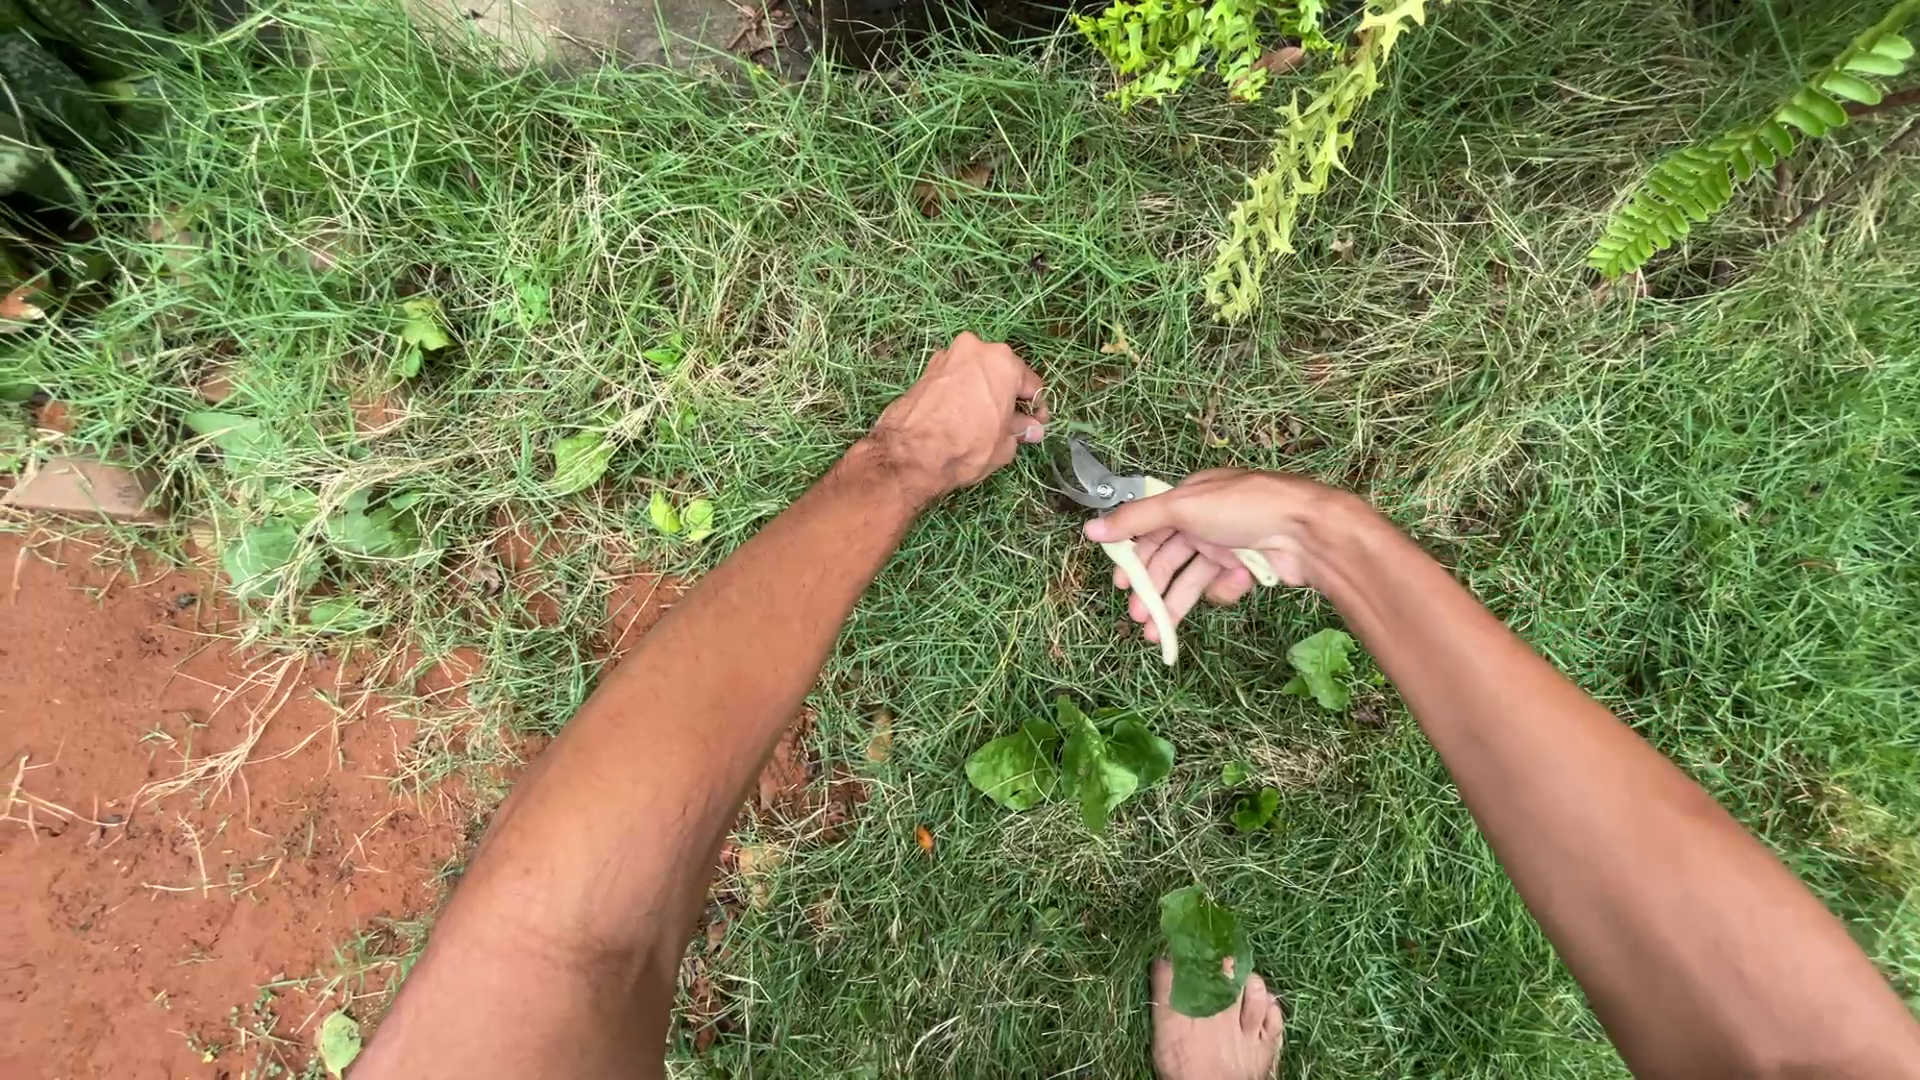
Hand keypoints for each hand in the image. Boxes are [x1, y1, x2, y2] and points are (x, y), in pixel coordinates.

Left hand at [867, 333, 1046, 505]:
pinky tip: (961, 419)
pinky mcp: (925, 371)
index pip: (1030, 384)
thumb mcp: (1004, 444)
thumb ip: (1020, 431)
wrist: (911, 454)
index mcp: (1002, 361)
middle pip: (1001, 374)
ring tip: (985, 424)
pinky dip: (962, 396)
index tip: (1036, 425)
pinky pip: (954, 382)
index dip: (1037, 408)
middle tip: (1011, 424)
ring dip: (984, 394)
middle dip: (1008, 398)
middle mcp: (975, 349)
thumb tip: (1032, 429)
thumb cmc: (968, 445)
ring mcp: (946, 357)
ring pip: (975, 375)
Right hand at [1083, 469, 1360, 641]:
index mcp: (1188, 498)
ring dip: (1172, 604)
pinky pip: (1222, 585)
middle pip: (1166, 559)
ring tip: (1156, 632)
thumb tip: (1090, 529)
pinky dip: (1225, 588)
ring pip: (1190, 579)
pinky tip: (1236, 583)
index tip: (1118, 582)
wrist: (1309, 532)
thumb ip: (1135, 520)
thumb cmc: (1244, 508)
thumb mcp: (1182, 507)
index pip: (1149, 528)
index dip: (1131, 556)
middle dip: (1149, 588)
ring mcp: (1226, 546)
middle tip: (1136, 615)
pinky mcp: (1246, 569)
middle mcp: (1205, 521)